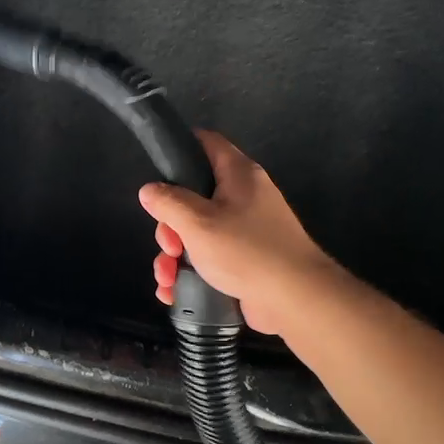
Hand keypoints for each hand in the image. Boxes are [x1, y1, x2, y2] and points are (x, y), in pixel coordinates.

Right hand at [137, 130, 338, 334]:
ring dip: (173, 256)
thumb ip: (169, 202)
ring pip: (193, 233)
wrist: (294, 299)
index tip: (157, 168)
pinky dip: (187, 273)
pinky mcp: (241, 259)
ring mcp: (243, 230)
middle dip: (169, 226)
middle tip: (170, 245)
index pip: (207, 144)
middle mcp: (242, 197)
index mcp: (238, 176)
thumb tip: (149, 190)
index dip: (181, 148)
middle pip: (191, 197)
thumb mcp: (198, 223)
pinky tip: (173, 291)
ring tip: (167, 278)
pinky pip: (205, 258)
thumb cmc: (246, 251)